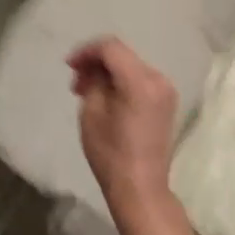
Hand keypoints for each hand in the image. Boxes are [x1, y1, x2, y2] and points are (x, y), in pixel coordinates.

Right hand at [68, 38, 179, 206]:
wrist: (140, 186)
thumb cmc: (110, 152)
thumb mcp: (92, 113)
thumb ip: (94, 82)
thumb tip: (95, 70)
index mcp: (140, 82)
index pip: (111, 48)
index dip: (87, 51)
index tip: (69, 66)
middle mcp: (158, 80)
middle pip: (122, 56)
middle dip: (96, 63)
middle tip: (75, 82)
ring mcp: (166, 92)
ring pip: (130, 67)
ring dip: (107, 73)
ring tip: (86, 92)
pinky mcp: (165, 103)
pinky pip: (139, 81)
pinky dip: (120, 82)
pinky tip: (105, 98)